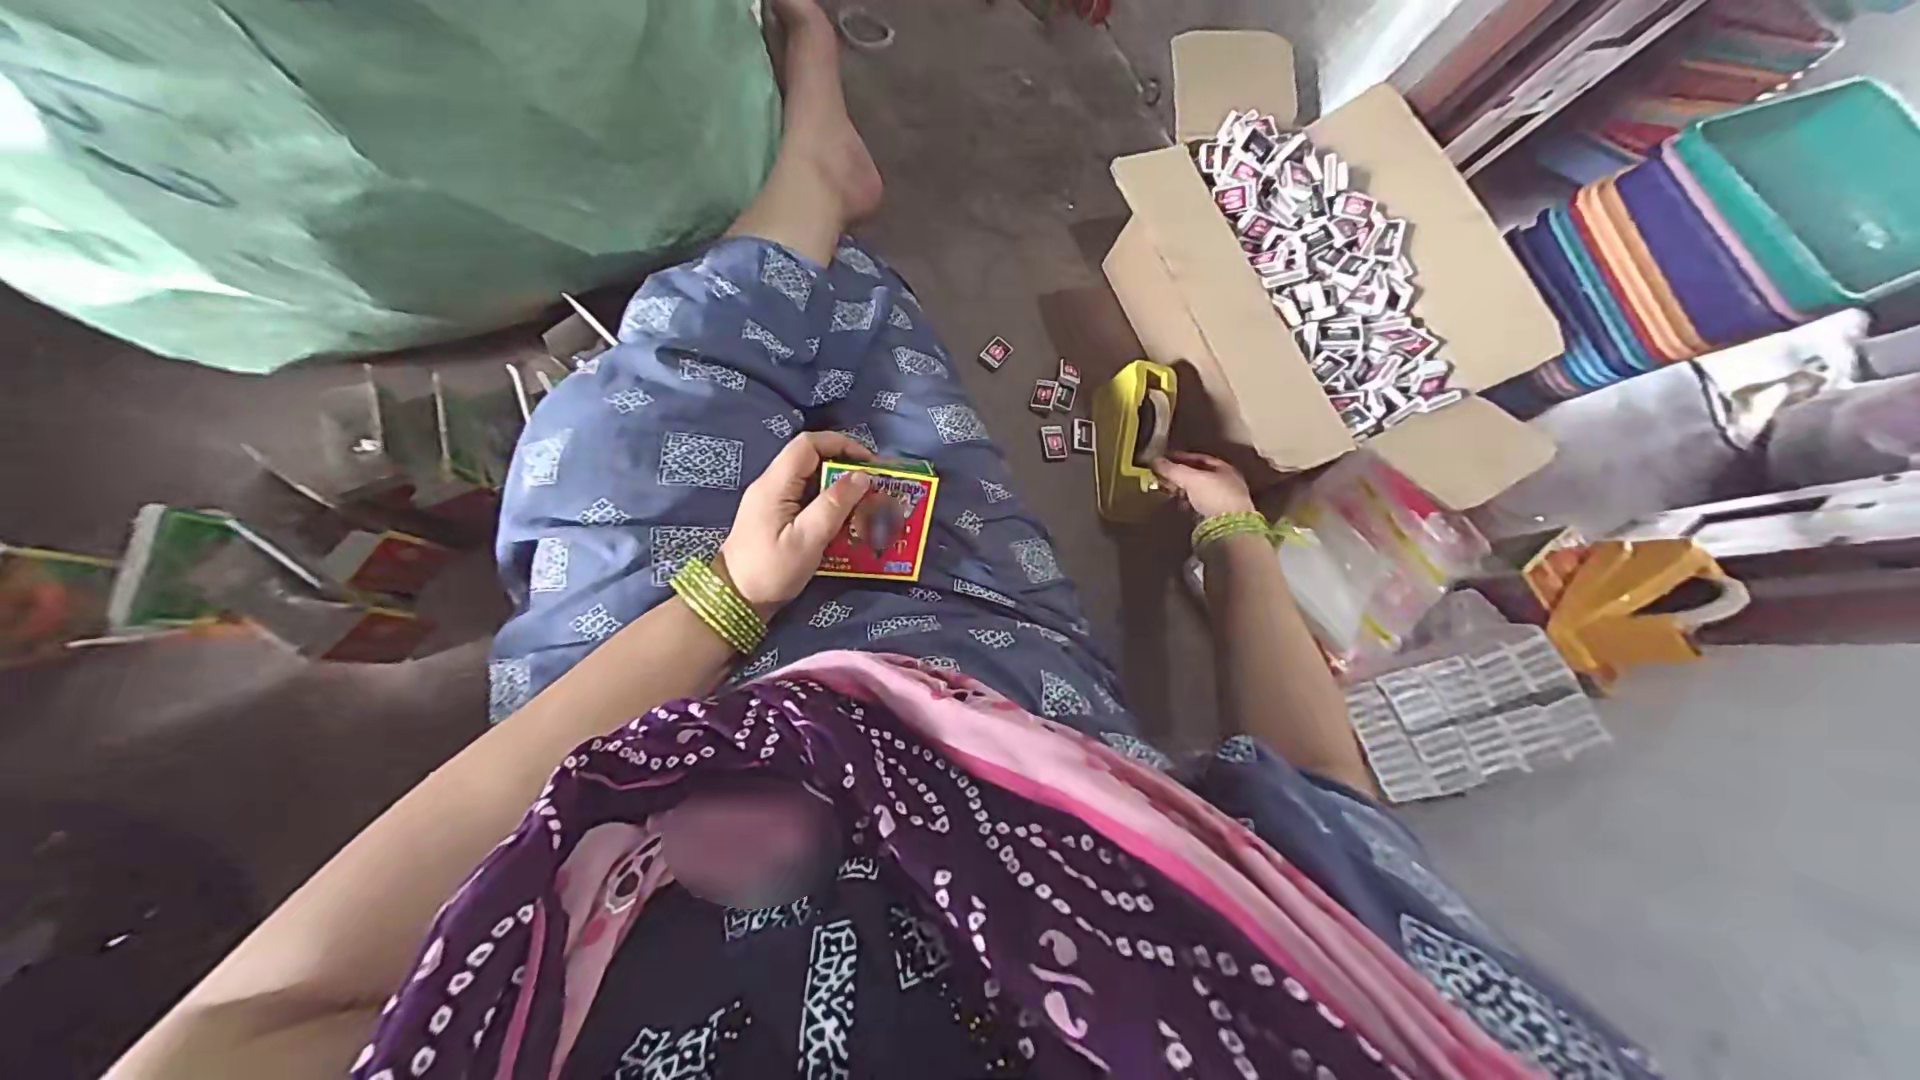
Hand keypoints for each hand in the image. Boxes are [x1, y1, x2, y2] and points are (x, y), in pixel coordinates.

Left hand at [718, 432, 875, 611]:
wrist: (736, 599)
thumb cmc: (771, 570)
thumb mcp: (807, 539)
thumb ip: (834, 505)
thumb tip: (862, 477)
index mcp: (775, 484)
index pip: (808, 444)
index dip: (841, 445)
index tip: (869, 463)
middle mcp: (772, 485)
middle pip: (812, 459)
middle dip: (845, 467)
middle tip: (873, 487)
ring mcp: (772, 500)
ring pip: (811, 479)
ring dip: (839, 487)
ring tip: (865, 503)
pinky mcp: (776, 516)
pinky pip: (807, 498)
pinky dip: (829, 503)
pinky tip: (846, 519)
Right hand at [1151, 452, 1256, 519]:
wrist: (1229, 528)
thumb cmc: (1214, 496)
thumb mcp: (1192, 479)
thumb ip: (1173, 469)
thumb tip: (1155, 460)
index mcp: (1224, 469)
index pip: (1199, 458)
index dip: (1181, 457)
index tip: (1165, 458)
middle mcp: (1225, 482)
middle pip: (1197, 474)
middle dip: (1178, 474)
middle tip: (1161, 475)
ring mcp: (1221, 499)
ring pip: (1196, 490)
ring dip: (1181, 489)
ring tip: (1167, 490)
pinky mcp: (1215, 515)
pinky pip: (1197, 504)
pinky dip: (1186, 502)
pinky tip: (1178, 504)